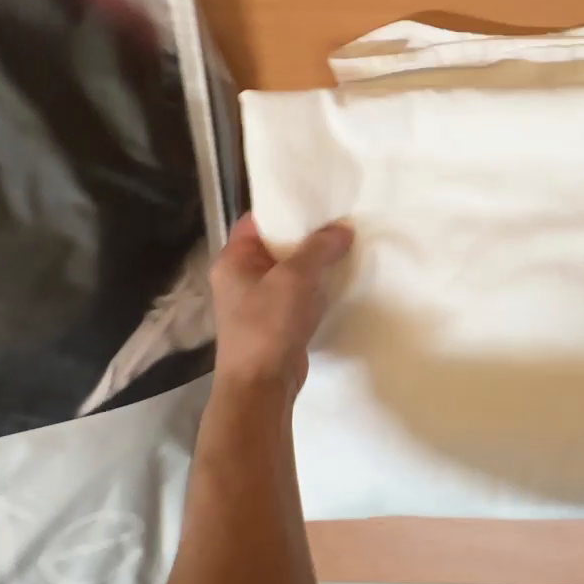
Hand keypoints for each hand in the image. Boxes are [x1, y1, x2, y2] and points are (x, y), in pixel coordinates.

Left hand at [210, 214, 355, 402]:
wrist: (262, 383)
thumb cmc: (269, 324)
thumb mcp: (296, 277)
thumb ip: (320, 247)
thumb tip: (343, 228)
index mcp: (234, 260)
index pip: (259, 220)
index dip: (287, 208)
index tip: (320, 200)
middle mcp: (242, 276)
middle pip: (278, 243)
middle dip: (310, 234)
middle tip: (343, 221)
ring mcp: (258, 300)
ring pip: (291, 269)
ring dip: (317, 261)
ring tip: (348, 246)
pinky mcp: (276, 319)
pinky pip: (299, 291)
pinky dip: (318, 284)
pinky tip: (342, 279)